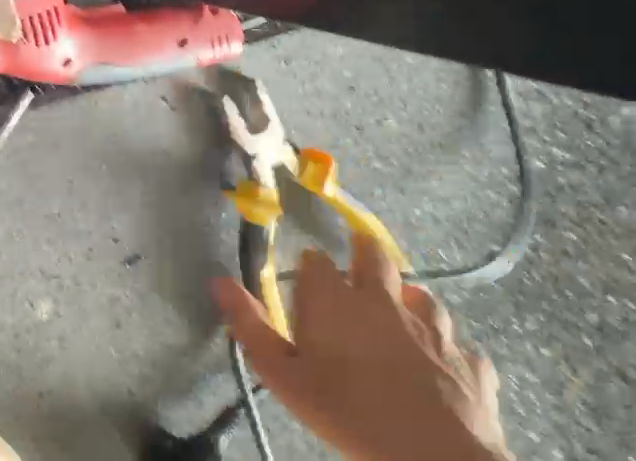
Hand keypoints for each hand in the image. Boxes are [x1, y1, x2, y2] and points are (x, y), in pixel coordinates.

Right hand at [213, 232, 510, 460]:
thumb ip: (248, 324)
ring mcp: (435, 331)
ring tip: (400, 308)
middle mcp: (384, 302)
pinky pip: (460, 343)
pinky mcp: (473, 364)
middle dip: (365, 252)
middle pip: (376, 258)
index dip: (311, 266)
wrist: (437, 458)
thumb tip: (219, 280)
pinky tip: (442, 357)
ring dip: (409, 297)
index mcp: (334, 298)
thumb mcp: (280, 373)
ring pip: (424, 296)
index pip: (317, 260)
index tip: (306, 278)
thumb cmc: (346, 410)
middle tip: (358, 257)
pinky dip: (448, 344)